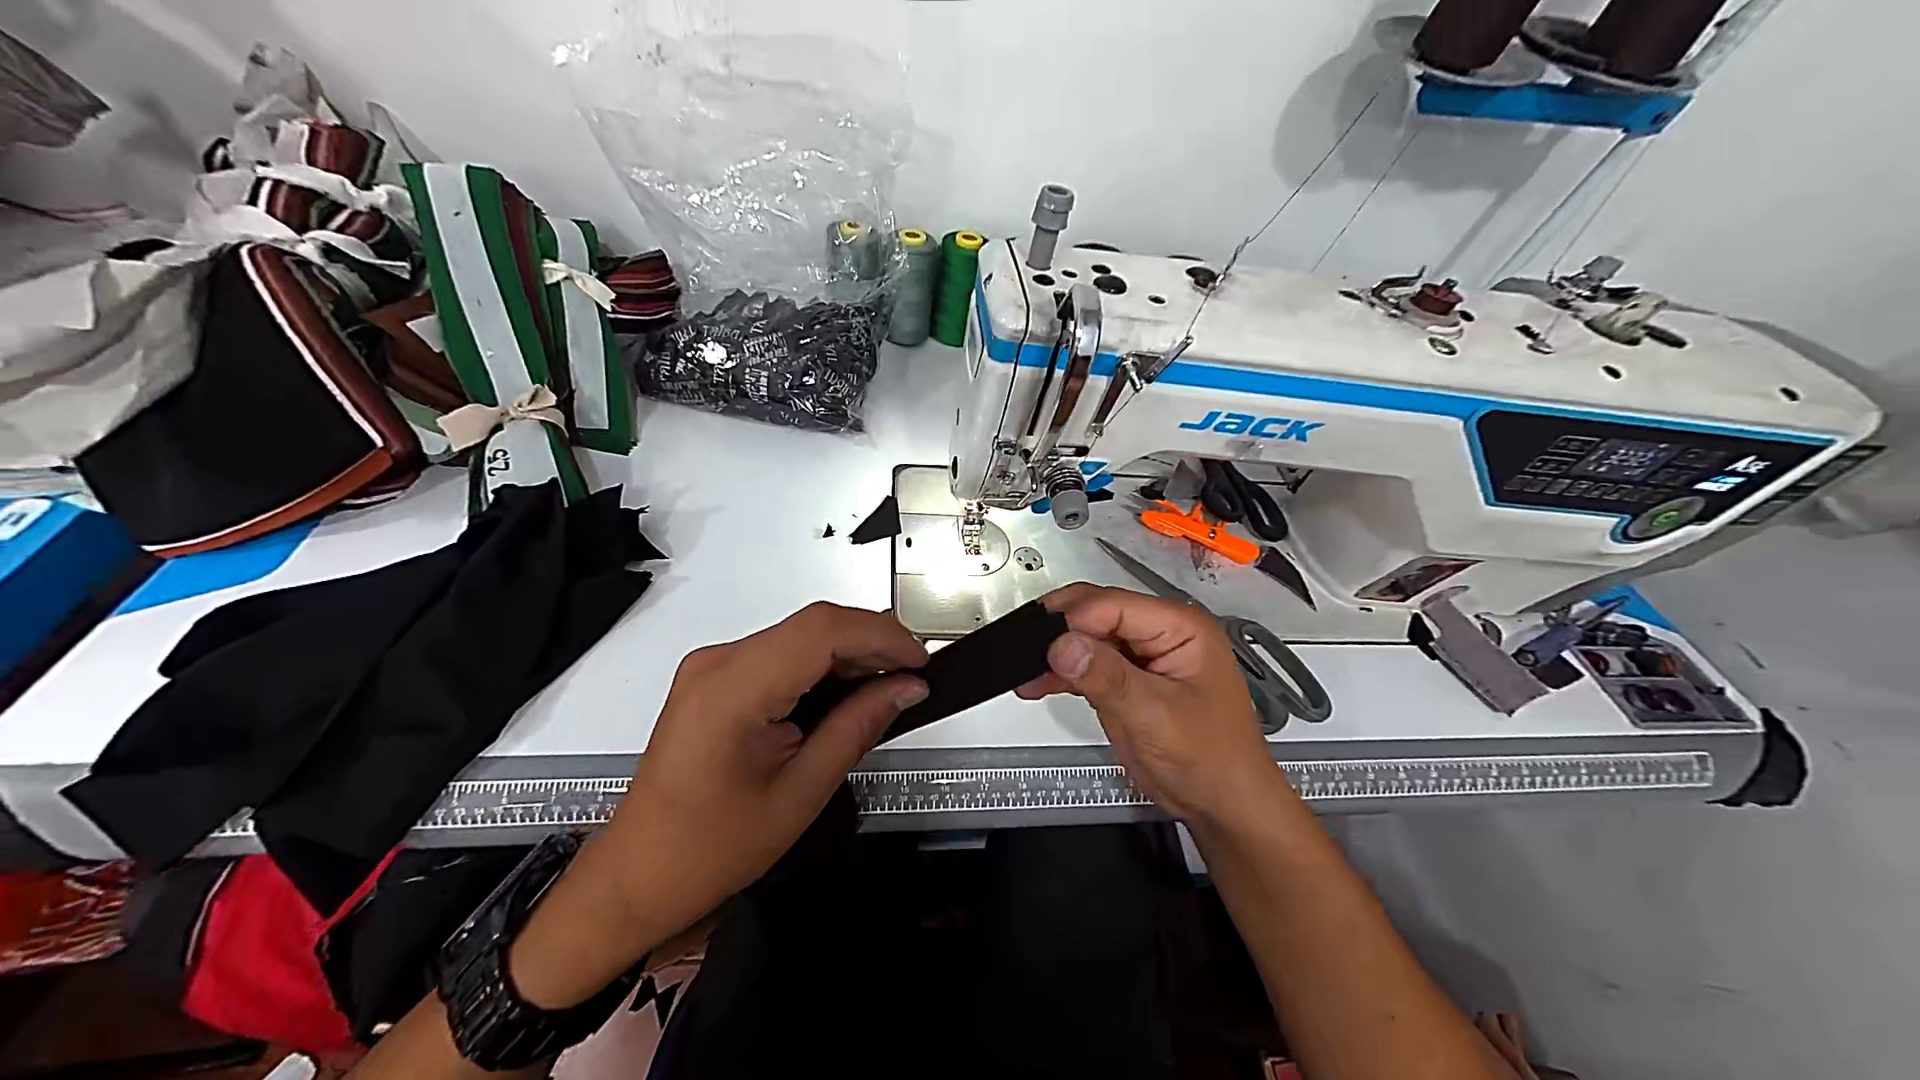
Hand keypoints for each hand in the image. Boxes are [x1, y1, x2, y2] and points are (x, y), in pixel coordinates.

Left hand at [509, 602, 927, 1006]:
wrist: (642, 872)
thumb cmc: (703, 849)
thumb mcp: (801, 793)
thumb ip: (858, 728)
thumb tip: (904, 688)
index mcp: (729, 692)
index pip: (822, 630)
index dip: (881, 635)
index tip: (919, 660)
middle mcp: (716, 665)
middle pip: (815, 624)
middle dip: (872, 643)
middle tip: (910, 677)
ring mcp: (714, 666)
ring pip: (803, 632)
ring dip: (851, 652)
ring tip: (886, 688)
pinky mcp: (719, 676)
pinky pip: (785, 650)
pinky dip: (825, 663)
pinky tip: (849, 690)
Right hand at [1018, 583, 1285, 823]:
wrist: (1223, 803)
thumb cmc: (1214, 761)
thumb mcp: (1155, 716)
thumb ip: (1107, 677)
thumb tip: (1065, 644)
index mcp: (1181, 628)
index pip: (1113, 605)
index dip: (1073, 620)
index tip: (1043, 642)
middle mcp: (1162, 634)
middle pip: (1097, 612)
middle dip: (1060, 628)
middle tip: (1027, 647)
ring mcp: (1143, 655)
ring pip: (1087, 636)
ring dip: (1056, 651)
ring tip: (1026, 668)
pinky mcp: (1127, 677)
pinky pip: (1088, 662)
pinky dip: (1063, 671)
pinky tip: (1038, 681)